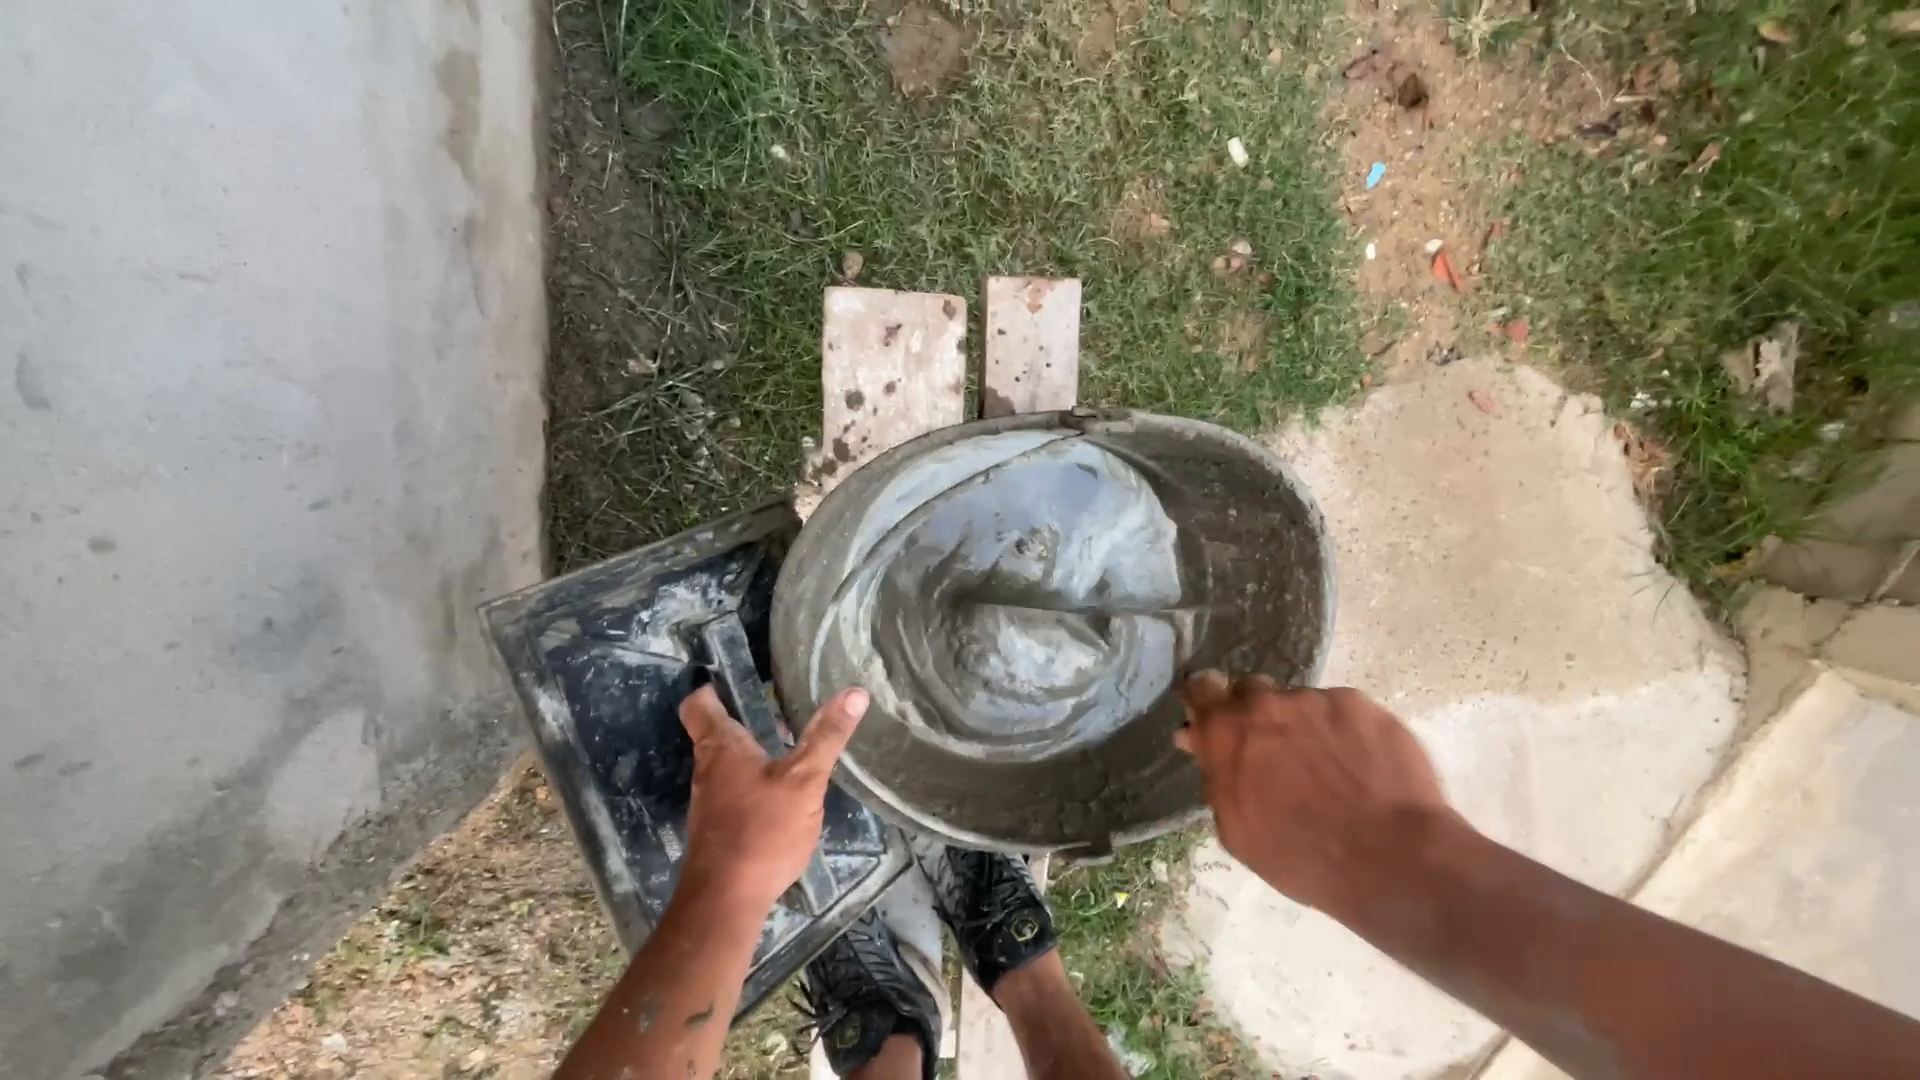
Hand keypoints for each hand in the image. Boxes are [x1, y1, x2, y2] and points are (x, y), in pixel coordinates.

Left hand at [675, 684, 868, 912]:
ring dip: (756, 754)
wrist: (726, 901)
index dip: (714, 688)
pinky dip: (757, 783)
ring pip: (729, 764)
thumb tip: (855, 692)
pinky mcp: (719, 828)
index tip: (739, 681)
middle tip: (784, 711)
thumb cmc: (762, 830)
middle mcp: (709, 769)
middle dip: (748, 720)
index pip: (699, 705)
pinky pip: (736, 791)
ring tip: (793, 749)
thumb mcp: (806, 779)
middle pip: (717, 733)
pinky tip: (786, 796)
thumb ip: (828, 737)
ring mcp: (710, 801)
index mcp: (721, 747)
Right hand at [1174, 672, 1458, 917]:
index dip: (1205, 701)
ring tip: (1329, 769)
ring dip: (1302, 726)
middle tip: (1274, 753)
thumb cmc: (1301, 856)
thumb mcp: (1236, 830)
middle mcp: (1265, 703)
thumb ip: (1214, 776)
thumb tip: (1197, 741)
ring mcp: (1315, 700)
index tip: (1214, 719)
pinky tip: (1361, 766)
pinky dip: (1343, 731)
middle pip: (1250, 691)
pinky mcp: (1361, 705)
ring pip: (1299, 703)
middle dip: (1255, 715)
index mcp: (1225, 731)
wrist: (1392, 858)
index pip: (1199, 688)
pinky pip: (1340, 711)